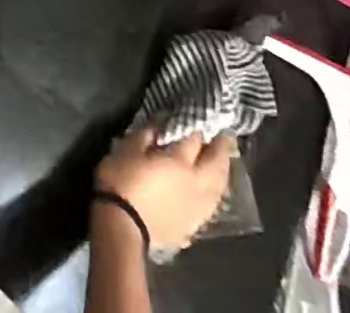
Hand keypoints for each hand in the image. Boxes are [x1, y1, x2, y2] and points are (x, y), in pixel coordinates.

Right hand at [94, 129, 234, 249]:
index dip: (197, 129)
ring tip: (225, 165)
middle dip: (222, 149)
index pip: (194, 140)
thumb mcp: (127, 149)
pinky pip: (211, 208)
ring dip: (224, 174)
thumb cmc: (121, 181)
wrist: (121, 228)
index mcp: (179, 161)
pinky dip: (215, 196)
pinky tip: (213, 194)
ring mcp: (197, 208)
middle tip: (228, 137)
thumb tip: (160, 123)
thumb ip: (146, 134)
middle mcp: (195, 183)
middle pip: (215, 164)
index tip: (199, 121)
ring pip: (218, 188)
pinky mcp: (192, 227)